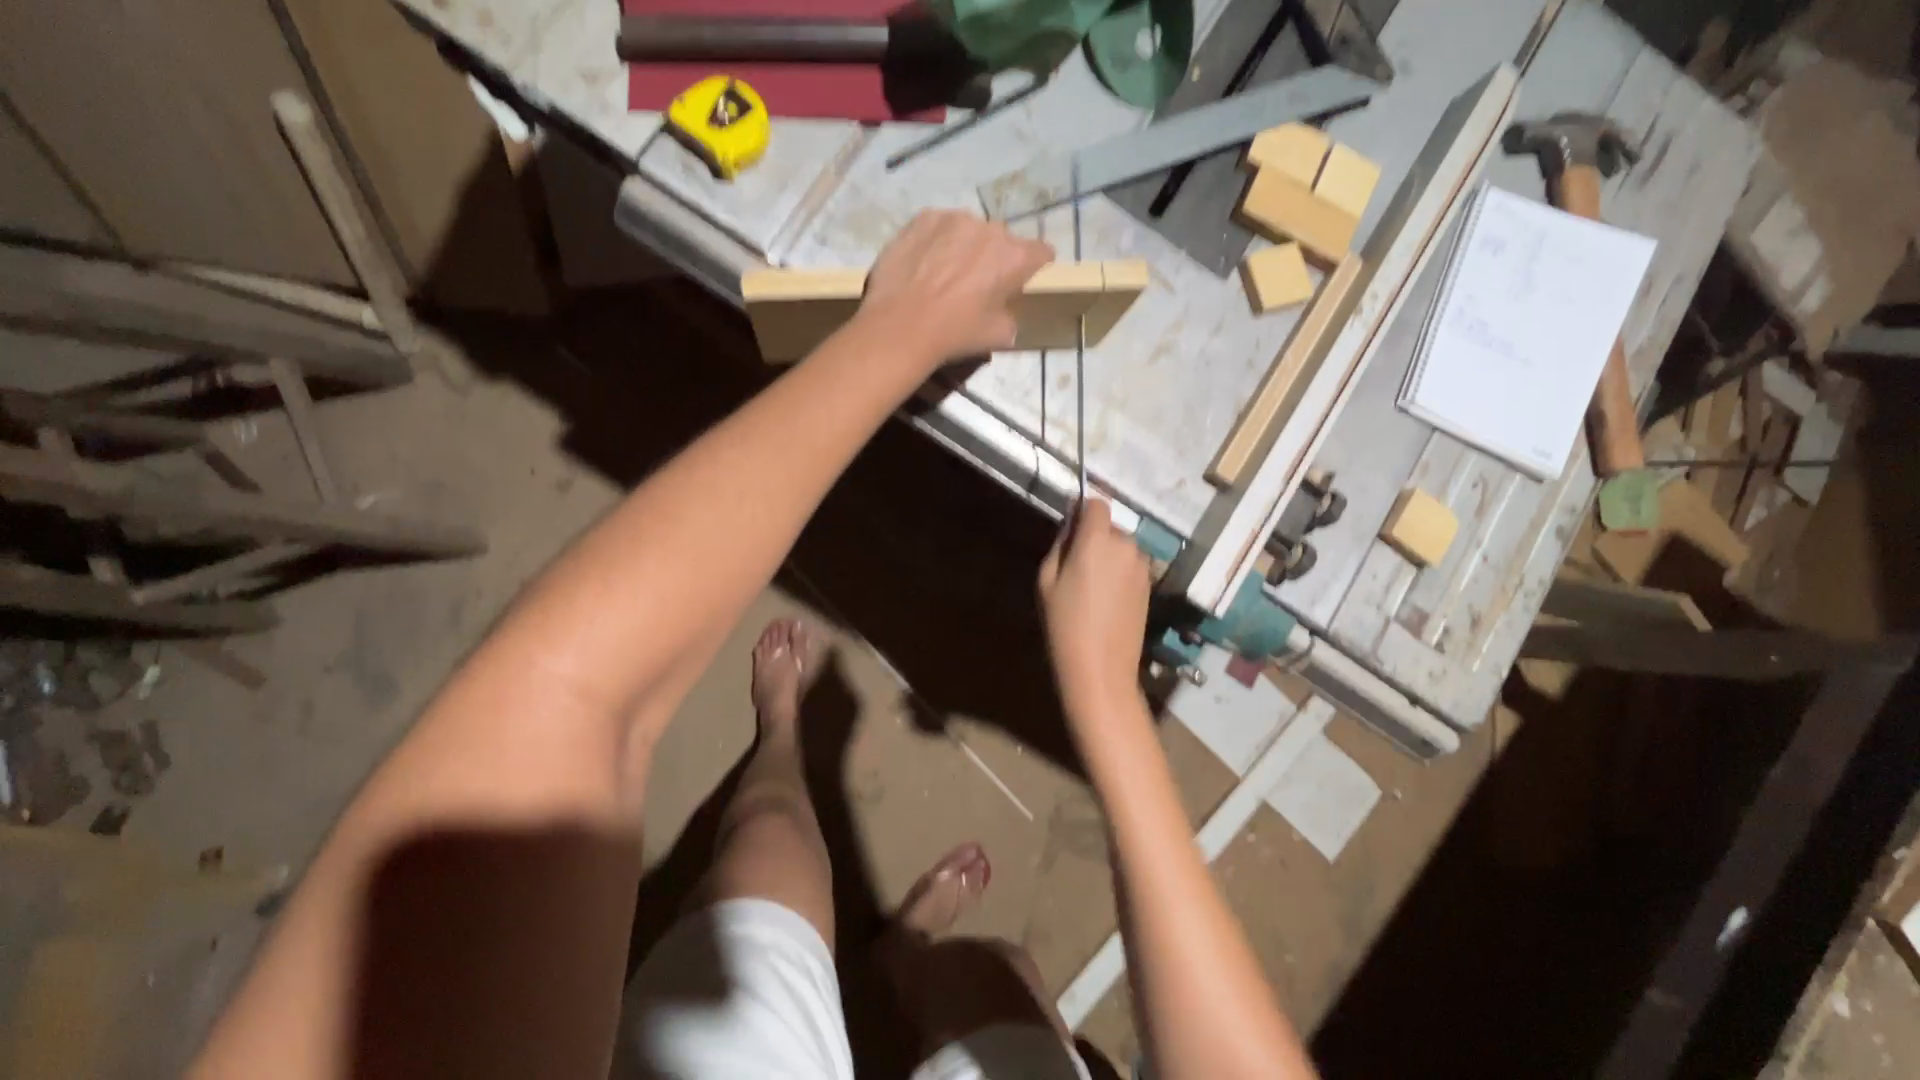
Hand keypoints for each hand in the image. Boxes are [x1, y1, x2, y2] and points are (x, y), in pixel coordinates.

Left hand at [857, 210, 1053, 365]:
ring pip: (969, 230)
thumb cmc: (954, 333)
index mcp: (1015, 257)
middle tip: (976, 282)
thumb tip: (1003, 308)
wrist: (900, 326)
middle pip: (1002, 240)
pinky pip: (939, 226)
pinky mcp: (924, 218)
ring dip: (964, 245)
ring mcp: (954, 219)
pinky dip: (937, 240)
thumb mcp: (999, 336)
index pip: (1042, 252)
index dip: (1035, 266)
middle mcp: (990, 229)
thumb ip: (1011, 314)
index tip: (1021, 279)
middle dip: (995, 257)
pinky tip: (923, 263)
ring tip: (944, 272)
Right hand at [1038, 500, 1151, 715]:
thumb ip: (1061, 543)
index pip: (1096, 504)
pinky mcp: (1150, 585)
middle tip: (1074, 565)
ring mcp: (1142, 566)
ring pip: (1121, 547)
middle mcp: (1126, 546)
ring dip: (1108, 555)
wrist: (1101, 668)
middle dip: (1094, 537)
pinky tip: (1106, 599)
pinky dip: (1119, 572)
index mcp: (1097, 540)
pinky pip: (1131, 566)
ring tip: (1090, 587)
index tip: (1069, 529)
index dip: (1082, 511)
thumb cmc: (1064, 624)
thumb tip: (1071, 522)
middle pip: (1109, 526)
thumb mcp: (1047, 580)